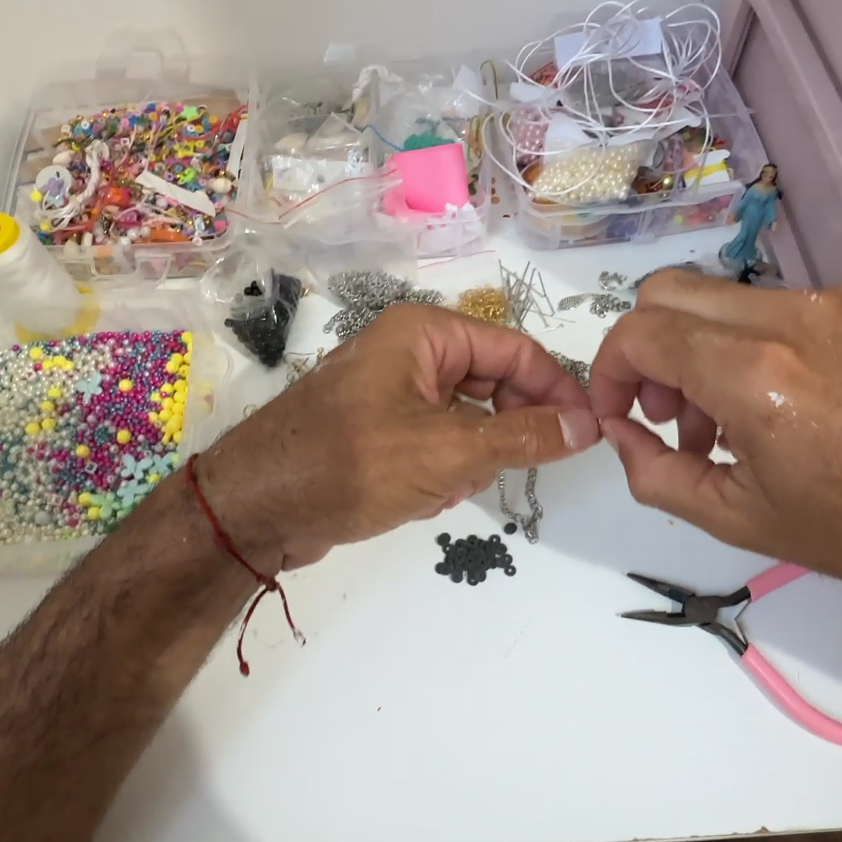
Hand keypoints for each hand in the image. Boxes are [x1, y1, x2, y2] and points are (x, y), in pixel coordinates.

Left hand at [197, 304, 599, 570]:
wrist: (256, 509)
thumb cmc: (351, 465)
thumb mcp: (448, 452)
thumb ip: (522, 437)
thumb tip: (586, 424)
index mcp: (423, 333)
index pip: (514, 349)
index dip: (555, 389)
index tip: (586, 433)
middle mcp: (406, 352)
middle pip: (489, 381)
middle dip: (505, 429)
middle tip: (515, 467)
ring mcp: (387, 391)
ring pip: (463, 417)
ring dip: (470, 456)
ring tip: (452, 486)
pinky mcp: (374, 429)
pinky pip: (432, 440)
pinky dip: (441, 469)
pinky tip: (424, 497)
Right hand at [589, 271, 841, 605]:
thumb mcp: (740, 521)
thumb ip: (655, 475)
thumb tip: (621, 434)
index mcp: (754, 374)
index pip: (639, 333)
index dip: (607, 372)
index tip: (618, 414)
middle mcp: (792, 316)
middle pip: (669, 293)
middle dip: (645, 350)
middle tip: (665, 412)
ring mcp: (840, 300)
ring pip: (724, 300)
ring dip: (700, 351)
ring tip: (729, 423)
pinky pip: (781, 308)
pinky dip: (754, 347)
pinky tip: (788, 405)